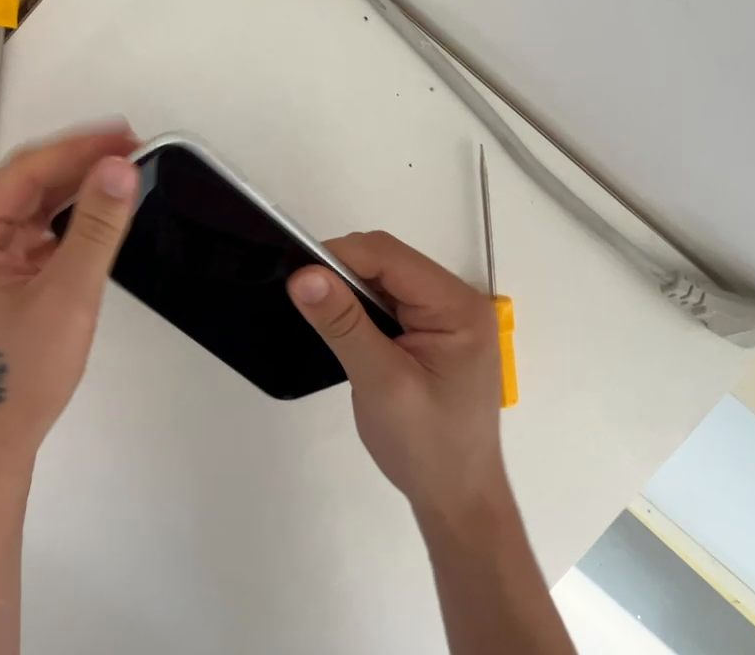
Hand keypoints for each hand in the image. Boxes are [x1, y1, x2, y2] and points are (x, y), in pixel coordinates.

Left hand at [0, 126, 140, 480]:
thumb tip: (119, 166)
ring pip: (30, 209)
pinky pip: (32, 237)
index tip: (127, 134)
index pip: (26, 170)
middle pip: (26, 185)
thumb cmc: (17, 378)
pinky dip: (65, 225)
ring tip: (122, 177)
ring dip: (74, 193)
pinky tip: (96, 216)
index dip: (79, 147)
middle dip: (78, 166)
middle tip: (134, 151)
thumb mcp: (66, 297)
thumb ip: (95, 227)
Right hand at [287, 231, 504, 518]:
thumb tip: (303, 275)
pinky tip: (342, 330)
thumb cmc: (427, 445)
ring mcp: (444, 317)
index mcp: (457, 307)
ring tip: (322, 319)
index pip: (386, 255)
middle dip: (340, 273)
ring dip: (347, 291)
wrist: (456, 498)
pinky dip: (357, 307)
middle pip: (384, 259)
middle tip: (306, 303)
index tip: (296, 281)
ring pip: (380, 277)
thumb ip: (343, 324)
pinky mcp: (429, 332)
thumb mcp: (380, 382)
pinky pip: (385, 299)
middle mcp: (455, 302)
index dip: (337, 258)